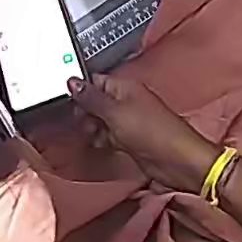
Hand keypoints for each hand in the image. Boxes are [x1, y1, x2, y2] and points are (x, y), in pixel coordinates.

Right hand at [68, 74, 220, 192]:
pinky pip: (108, 135)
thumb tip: (72, 80)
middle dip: (84, 111)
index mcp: (124, 87)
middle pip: (95, 101)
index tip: (65, 100)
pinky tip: (98, 144)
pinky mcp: (129, 139)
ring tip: (89, 135)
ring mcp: (128, 121)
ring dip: (91, 127)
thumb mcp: (114, 112)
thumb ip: (91, 97)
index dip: (80, 89)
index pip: (95, 81)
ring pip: (100, 120)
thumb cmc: (151, 132)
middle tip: (79, 122)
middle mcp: (125, 101)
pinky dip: (101, 139)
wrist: (176, 161)